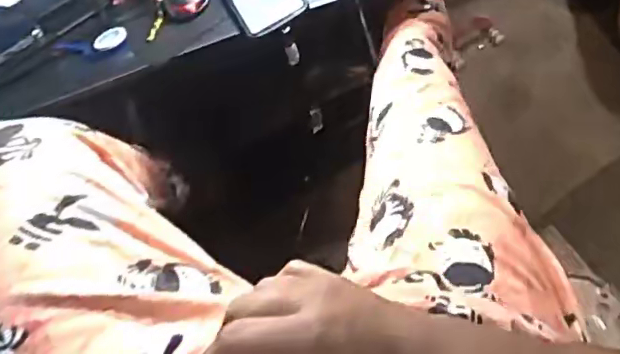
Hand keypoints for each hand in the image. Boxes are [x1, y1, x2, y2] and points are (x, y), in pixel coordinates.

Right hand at [207, 261, 401, 353]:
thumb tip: (239, 351)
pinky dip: (272, 292)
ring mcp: (321, 280)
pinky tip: (274, 315)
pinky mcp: (331, 274)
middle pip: (243, 305)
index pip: (238, 337)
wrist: (406, 345)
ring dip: (246, 311)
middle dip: (225, 333)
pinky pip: (287, 273)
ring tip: (245, 340)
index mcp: (307, 333)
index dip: (213, 353)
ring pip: (262, 284)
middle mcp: (308, 297)